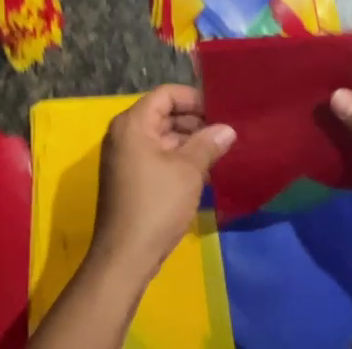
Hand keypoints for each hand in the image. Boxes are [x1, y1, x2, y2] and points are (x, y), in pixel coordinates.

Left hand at [89, 85, 236, 277]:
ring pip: (160, 137)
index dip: (193, 99)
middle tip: (224, 133)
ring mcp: (123, 157)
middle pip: (162, 114)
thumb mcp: (188, 171)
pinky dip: (176, 158)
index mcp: (132, 123)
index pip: (165, 95)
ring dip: (187, 142)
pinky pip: (154, 155)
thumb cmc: (156, 204)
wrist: (125, 256)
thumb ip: (208, 144)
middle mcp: (123, 134)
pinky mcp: (128, 177)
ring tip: (218, 152)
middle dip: (193, 122)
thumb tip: (227, 129)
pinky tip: (201, 172)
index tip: (219, 111)